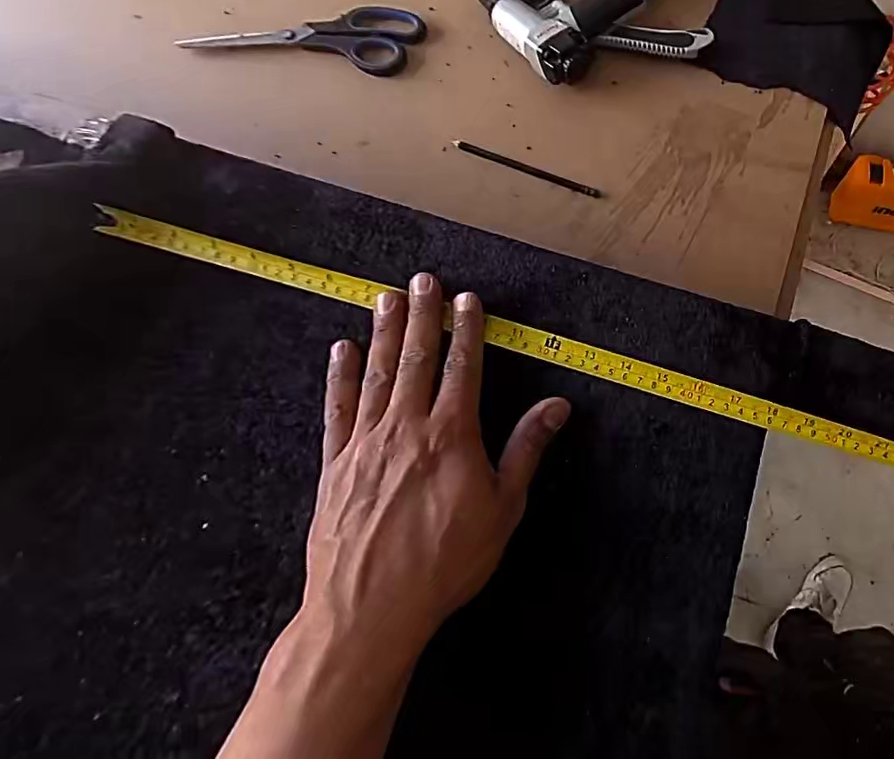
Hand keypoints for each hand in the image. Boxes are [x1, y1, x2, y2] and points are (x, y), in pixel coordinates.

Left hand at [302, 273, 568, 666]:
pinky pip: (338, 410)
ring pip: (377, 375)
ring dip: (383, 333)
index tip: (466, 299)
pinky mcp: (335, 466)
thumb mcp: (503, 507)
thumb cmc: (445, 560)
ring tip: (385, 298)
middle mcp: (407, 428)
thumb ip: (527, 449)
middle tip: (422, 279)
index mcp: (451, 435)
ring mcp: (366, 445)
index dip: (466, 330)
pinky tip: (342, 351)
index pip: (462, 368)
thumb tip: (558, 407)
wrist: (366, 613)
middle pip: (416, 360)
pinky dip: (341, 377)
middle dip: (421, 316)